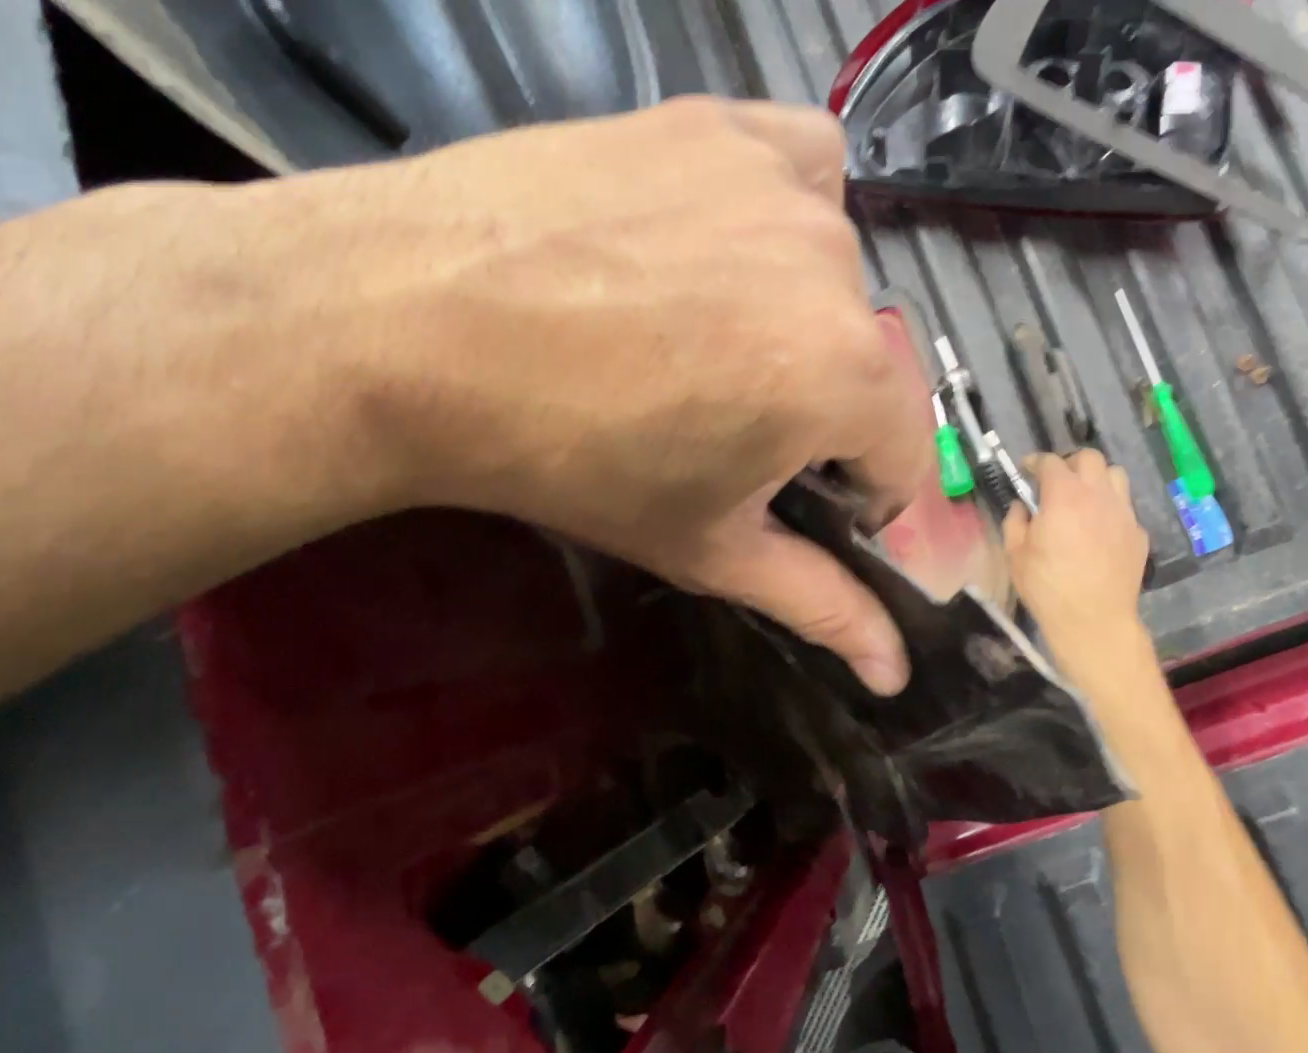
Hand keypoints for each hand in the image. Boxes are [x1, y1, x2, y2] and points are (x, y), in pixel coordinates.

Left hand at [245, 97, 928, 692]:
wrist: (404, 326)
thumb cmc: (568, 459)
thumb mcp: (708, 547)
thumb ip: (820, 605)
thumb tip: (897, 672)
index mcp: (846, 378)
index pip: (904, 456)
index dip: (850, 493)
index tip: (780, 492)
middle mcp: (837, 269)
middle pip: (866, 368)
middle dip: (817, 406)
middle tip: (716, 414)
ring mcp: (781, 185)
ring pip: (833, 279)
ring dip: (795, 315)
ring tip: (693, 327)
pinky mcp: (724, 124)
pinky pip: (803, 167)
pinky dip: (782, 209)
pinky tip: (719, 238)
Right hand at [1003, 451, 1150, 638]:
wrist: (1094, 620)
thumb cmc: (1048, 587)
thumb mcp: (1015, 555)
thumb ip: (1015, 522)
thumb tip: (1021, 507)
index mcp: (1063, 495)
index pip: (1051, 462)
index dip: (1036, 461)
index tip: (1028, 469)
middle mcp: (1098, 495)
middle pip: (1090, 458)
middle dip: (1071, 463)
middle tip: (1058, 480)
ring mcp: (1123, 513)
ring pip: (1116, 476)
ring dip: (1098, 479)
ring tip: (1085, 497)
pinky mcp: (1138, 533)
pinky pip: (1125, 508)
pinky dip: (1111, 509)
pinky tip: (1101, 529)